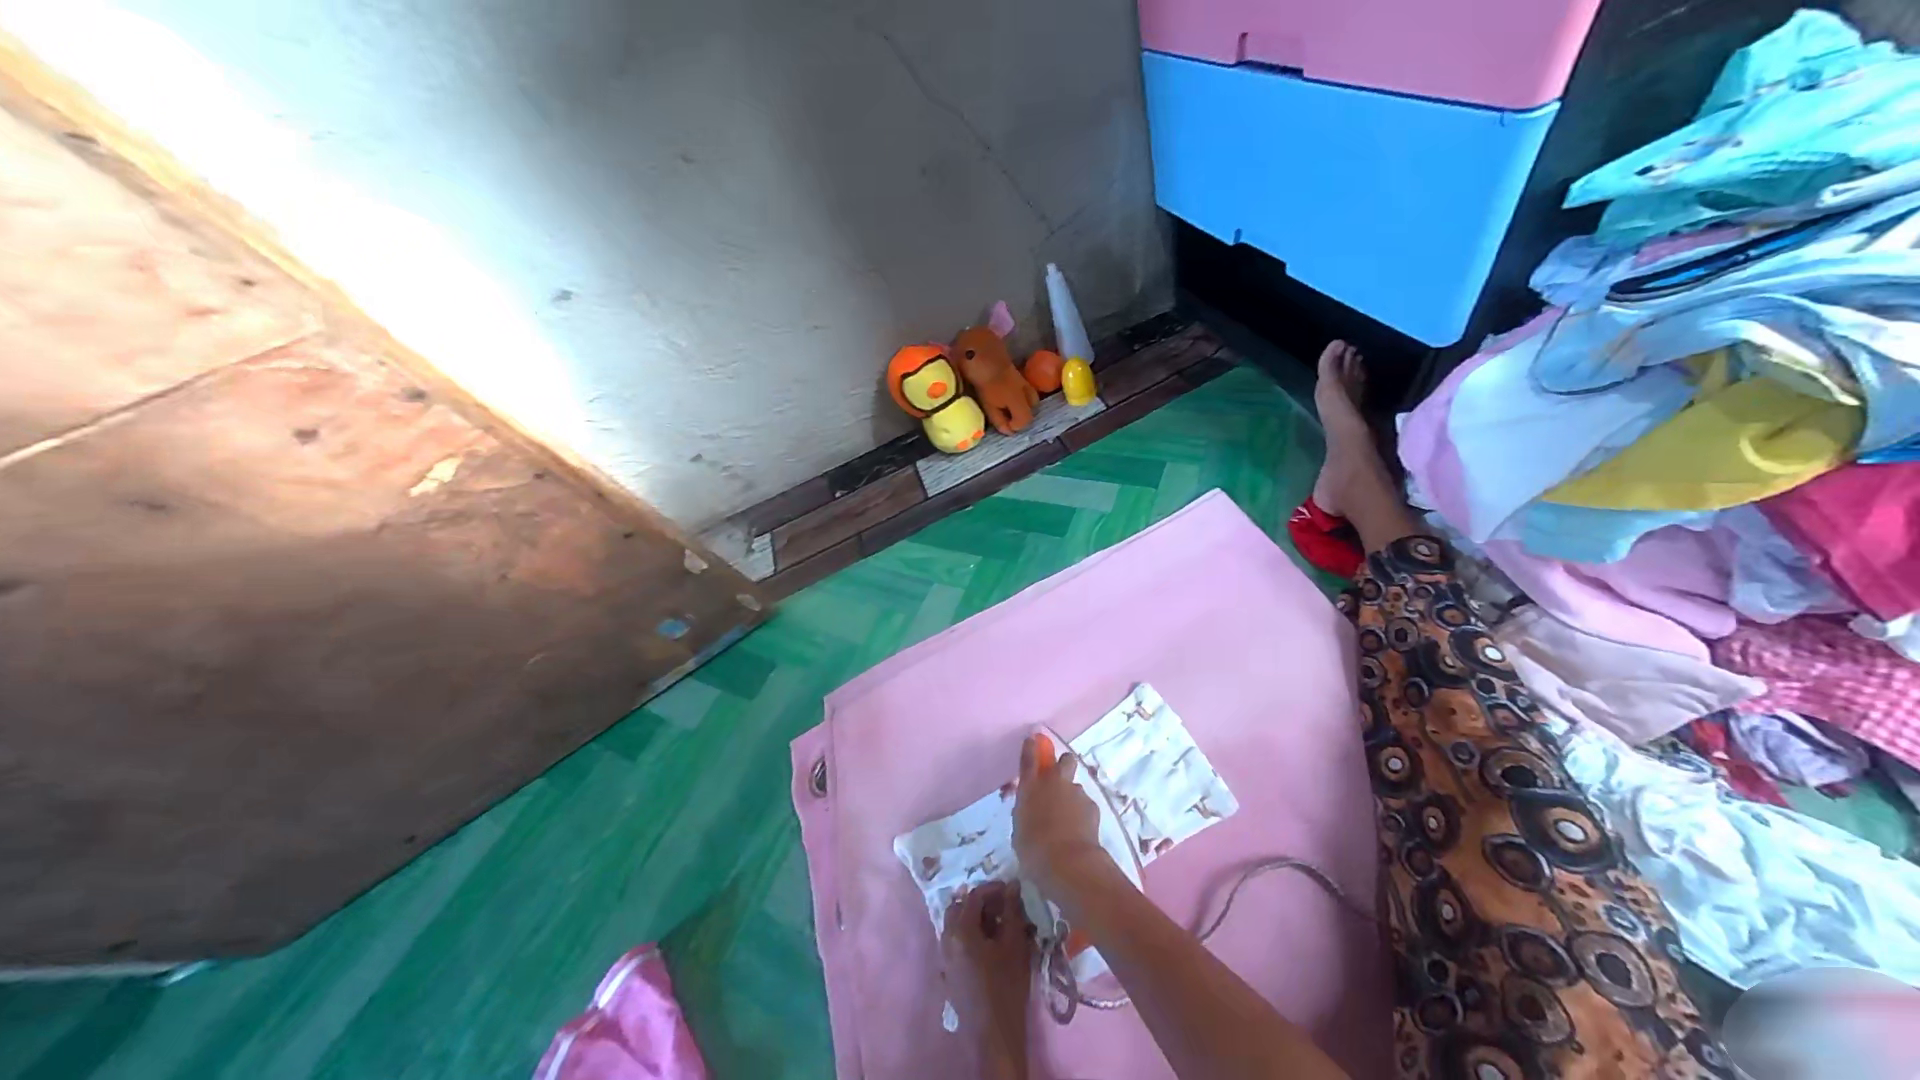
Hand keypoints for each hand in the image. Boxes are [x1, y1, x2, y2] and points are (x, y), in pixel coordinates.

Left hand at [942, 882, 1032, 1079]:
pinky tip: (987, 946)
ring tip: (997, 925)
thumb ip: (1011, 911)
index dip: (993, 888)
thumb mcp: (1014, 944)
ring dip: (974, 919)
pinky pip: (955, 943)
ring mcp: (943, 957)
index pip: (974, 896)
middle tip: (1002, 906)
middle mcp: (945, 939)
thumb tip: (1011, 885)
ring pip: (955, 926)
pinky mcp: (946, 973)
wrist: (993, 1033)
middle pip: (959, 908)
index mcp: (960, 930)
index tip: (1011, 889)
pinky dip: (969, 935)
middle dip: (980, 902)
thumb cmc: (1006, 986)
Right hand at [1012, 734, 1106, 903]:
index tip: (1033, 740)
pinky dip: (1081, 813)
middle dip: (1063, 765)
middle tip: (1057, 782)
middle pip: (1065, 759)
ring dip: (1071, 796)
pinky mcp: (1092, 806)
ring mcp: (1076, 792)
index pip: (1030, 757)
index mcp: (1030, 787)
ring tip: (1067, 820)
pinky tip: (1078, 830)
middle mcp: (1054, 782)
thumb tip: (1031, 809)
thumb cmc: (1033, 848)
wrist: (1068, 862)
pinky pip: (1085, 804)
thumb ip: (1026, 812)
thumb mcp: (1020, 829)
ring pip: (1075, 785)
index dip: (1032, 747)